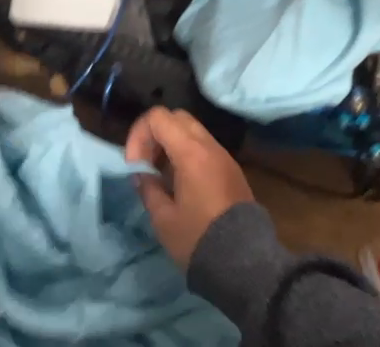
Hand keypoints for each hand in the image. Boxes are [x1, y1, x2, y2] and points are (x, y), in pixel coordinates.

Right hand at [124, 107, 254, 267]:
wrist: (244, 263)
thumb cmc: (198, 239)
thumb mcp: (163, 218)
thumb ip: (148, 188)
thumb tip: (141, 173)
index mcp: (191, 152)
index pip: (158, 117)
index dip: (138, 134)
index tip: (134, 165)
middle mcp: (209, 146)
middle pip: (176, 118)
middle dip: (155, 135)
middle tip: (146, 164)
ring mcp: (223, 156)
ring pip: (192, 131)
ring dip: (171, 144)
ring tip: (161, 176)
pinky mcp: (231, 169)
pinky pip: (204, 147)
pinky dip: (187, 154)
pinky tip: (180, 184)